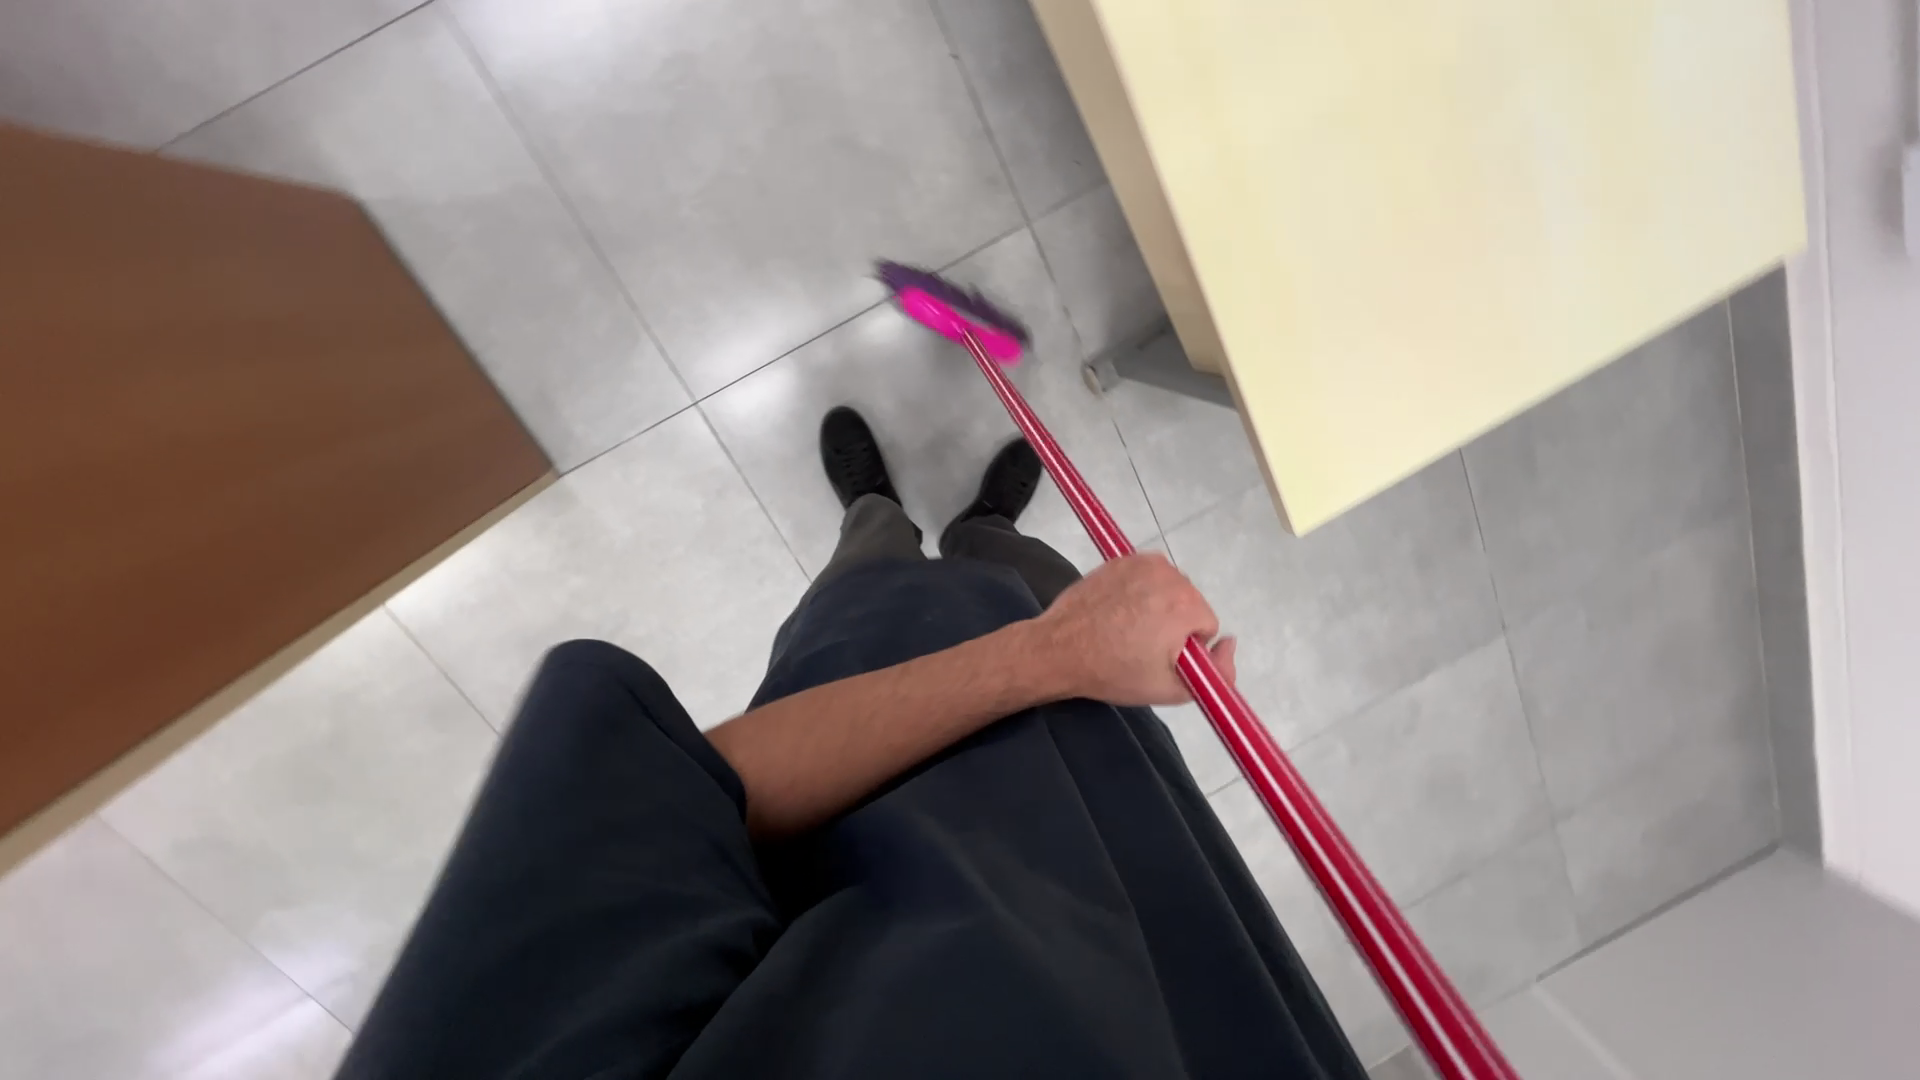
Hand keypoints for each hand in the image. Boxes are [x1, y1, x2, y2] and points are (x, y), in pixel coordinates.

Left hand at [1032, 553, 1237, 705]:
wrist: (1060, 648)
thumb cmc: (1114, 672)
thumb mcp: (1173, 688)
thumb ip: (1218, 672)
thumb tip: (1231, 643)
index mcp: (1185, 605)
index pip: (1206, 627)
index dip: (1186, 647)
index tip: (1158, 656)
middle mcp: (1169, 575)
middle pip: (1189, 604)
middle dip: (1173, 624)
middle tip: (1139, 644)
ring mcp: (1141, 562)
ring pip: (1169, 589)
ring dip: (1157, 605)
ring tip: (1126, 628)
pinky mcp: (1120, 559)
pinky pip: (1147, 576)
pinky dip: (1139, 590)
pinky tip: (1118, 609)